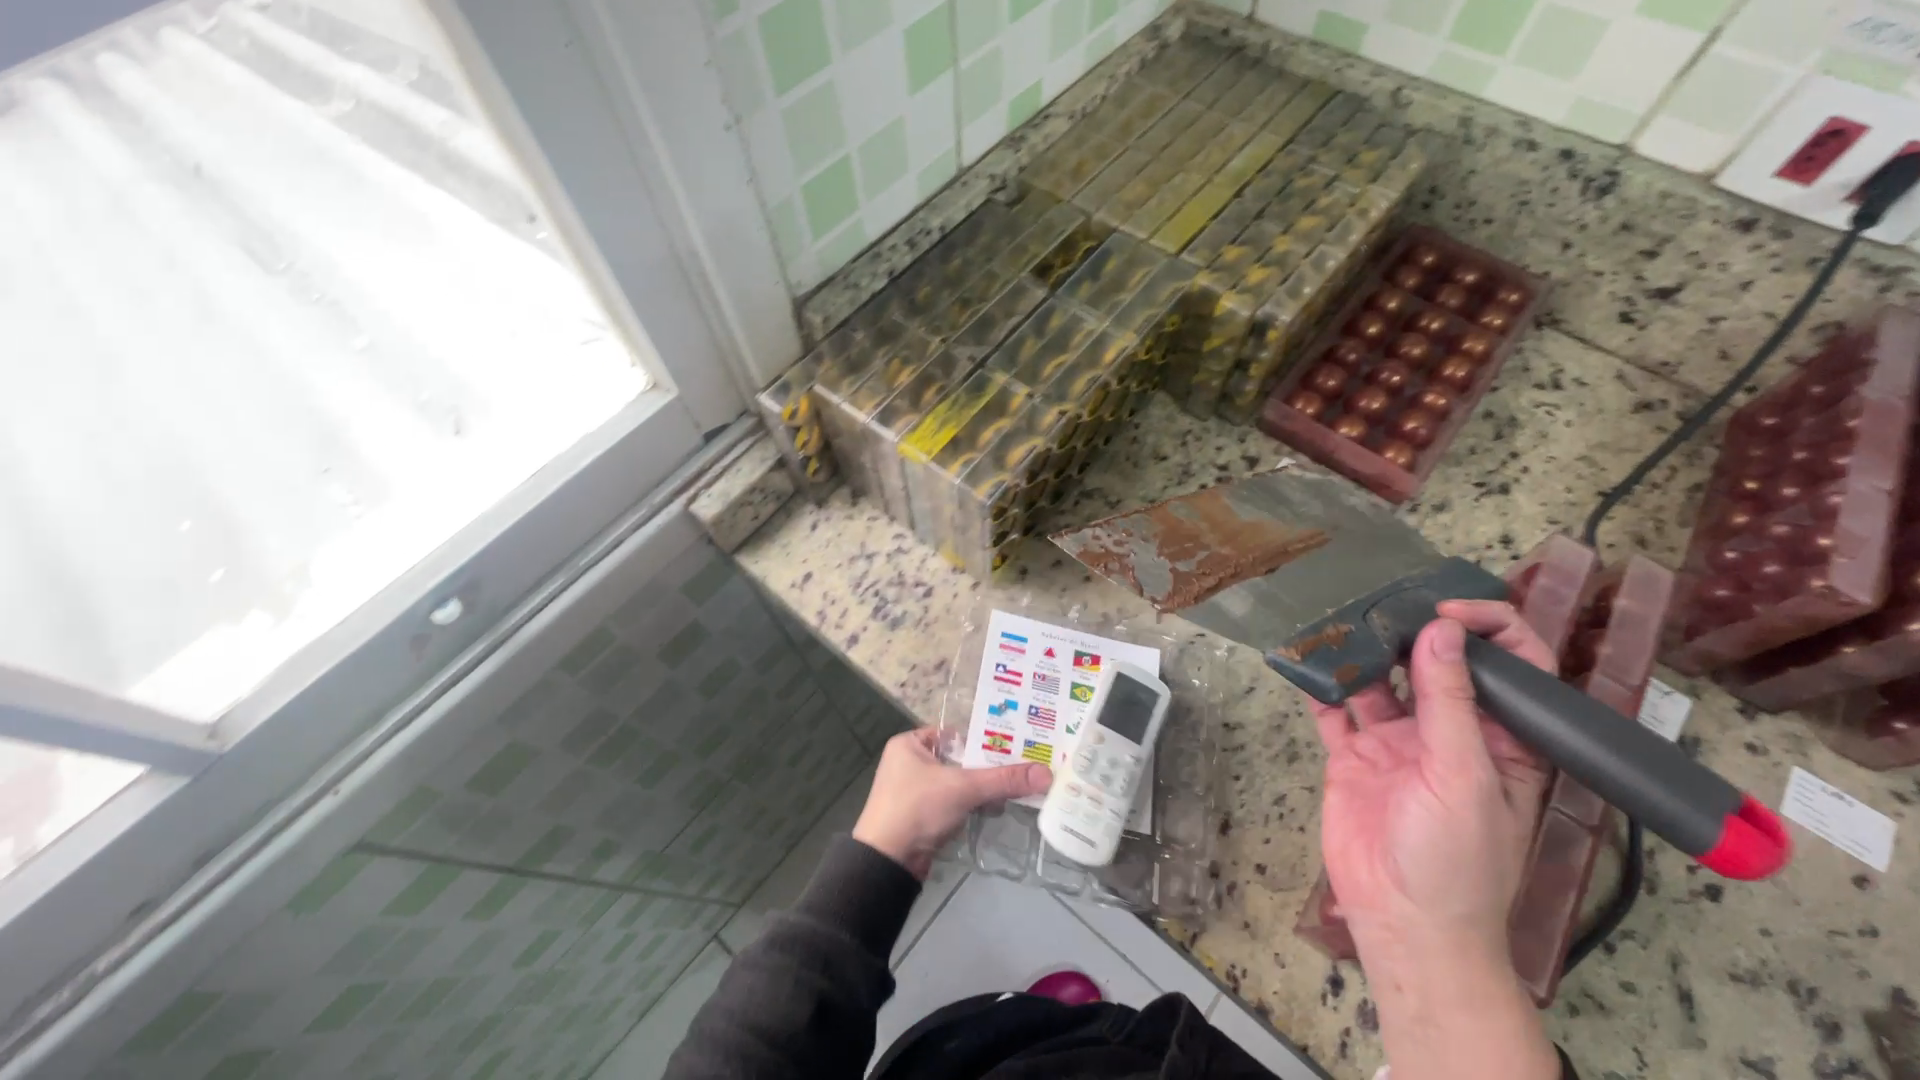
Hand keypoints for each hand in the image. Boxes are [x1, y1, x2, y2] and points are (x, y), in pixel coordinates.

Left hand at [853, 729, 1051, 879]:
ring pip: (959, 783)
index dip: (985, 738)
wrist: (888, 862)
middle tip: (1024, 765)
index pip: (955, 733)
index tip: (1018, 743)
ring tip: (1017, 788)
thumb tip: (1046, 773)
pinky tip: (996, 808)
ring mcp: (915, 792)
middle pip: (960, 759)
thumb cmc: (917, 809)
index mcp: (909, 744)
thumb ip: (1004, 779)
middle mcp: (910, 763)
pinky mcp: (923, 816)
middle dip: (989, 766)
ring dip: (983, 788)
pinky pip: (954, 803)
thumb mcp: (963, 788)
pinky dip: (973, 805)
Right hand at [1308, 600, 1553, 953]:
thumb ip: (1451, 703)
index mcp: (1500, 736)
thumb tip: (1440, 631)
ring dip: (1364, 653)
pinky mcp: (1353, 755)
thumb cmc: (1457, 859)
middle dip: (1414, 631)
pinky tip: (1308, 662)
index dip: (1486, 629)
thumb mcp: (1465, 776)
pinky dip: (1322, 686)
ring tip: (1341, 624)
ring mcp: (1397, 742)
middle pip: (1436, 664)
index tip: (1444, 611)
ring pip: (1381, 681)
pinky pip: (1337, 711)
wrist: (1403, 921)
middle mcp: (1450, 731)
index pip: (1510, 666)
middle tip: (1382, 605)